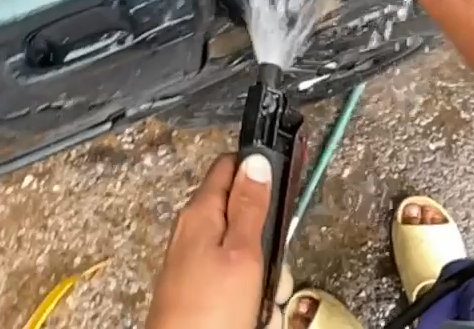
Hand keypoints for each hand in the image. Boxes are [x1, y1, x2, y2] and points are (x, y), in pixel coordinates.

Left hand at [144, 153, 272, 328]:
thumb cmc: (210, 314)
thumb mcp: (242, 254)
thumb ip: (250, 206)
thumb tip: (256, 159)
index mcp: (200, 211)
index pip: (228, 166)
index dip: (256, 169)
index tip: (282, 184)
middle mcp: (192, 230)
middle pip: (239, 212)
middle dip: (265, 236)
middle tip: (273, 264)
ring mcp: (192, 262)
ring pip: (240, 251)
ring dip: (260, 273)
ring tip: (262, 302)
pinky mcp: (196, 292)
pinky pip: (231, 280)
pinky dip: (247, 295)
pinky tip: (251, 315)